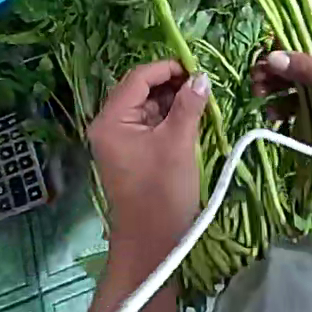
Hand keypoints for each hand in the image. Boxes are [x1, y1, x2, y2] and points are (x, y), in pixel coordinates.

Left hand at [88, 60, 210, 255]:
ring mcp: (119, 139)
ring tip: (201, 99)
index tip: (197, 68)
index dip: (167, 68)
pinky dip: (169, 117)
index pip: (137, 78)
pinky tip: (191, 117)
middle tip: (202, 84)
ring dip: (172, 100)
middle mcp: (109, 124)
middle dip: (171, 84)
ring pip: (147, 106)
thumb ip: (189, 106)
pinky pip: (149, 123)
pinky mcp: (132, 151)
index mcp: (111, 120)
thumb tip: (201, 77)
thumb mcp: (179, 143)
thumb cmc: (162, 192)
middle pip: (140, 90)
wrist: (152, 243)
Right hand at [257, 23, 311, 170]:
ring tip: (258, 96)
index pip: (307, 28)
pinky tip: (273, 115)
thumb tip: (270, 57)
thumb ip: (305, 66)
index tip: (266, 54)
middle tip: (255, 80)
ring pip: (293, 81)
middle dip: (273, 67)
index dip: (284, 39)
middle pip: (295, 56)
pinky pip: (299, 104)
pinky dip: (284, 107)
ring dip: (274, 87)